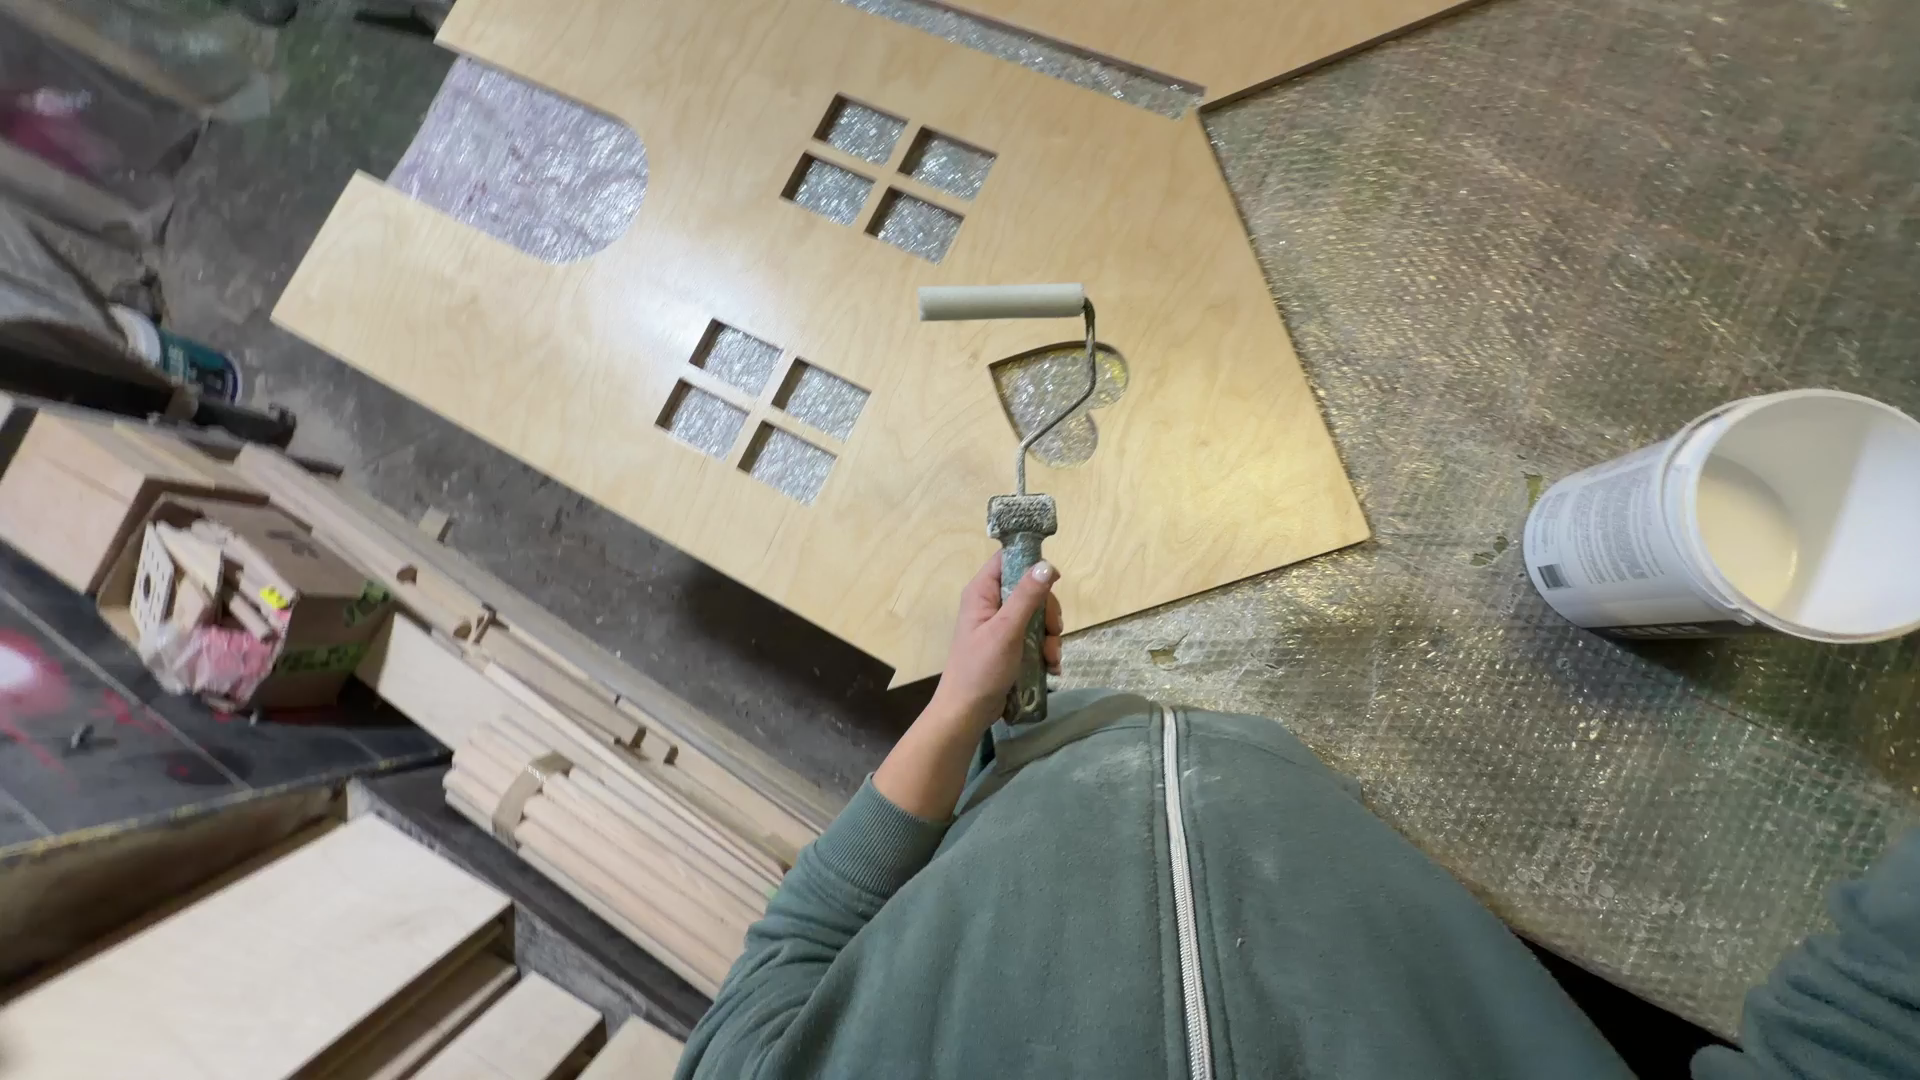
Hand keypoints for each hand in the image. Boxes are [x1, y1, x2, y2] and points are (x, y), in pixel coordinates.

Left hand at [925, 552, 1062, 731]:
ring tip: (1051, 657)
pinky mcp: (1010, 644)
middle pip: (1030, 589)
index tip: (1054, 579)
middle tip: (1053, 630)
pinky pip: (1035, 636)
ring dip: (1050, 635)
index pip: (1007, 559)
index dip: (1031, 564)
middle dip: (1048, 612)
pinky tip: (1050, 667)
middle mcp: (991, 603)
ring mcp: (1001, 625)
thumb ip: (1027, 596)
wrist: (968, 712)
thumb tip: (1047, 565)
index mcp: (982, 592)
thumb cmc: (981, 668)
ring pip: (1037, 615)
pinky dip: (1046, 649)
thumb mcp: (1007, 630)